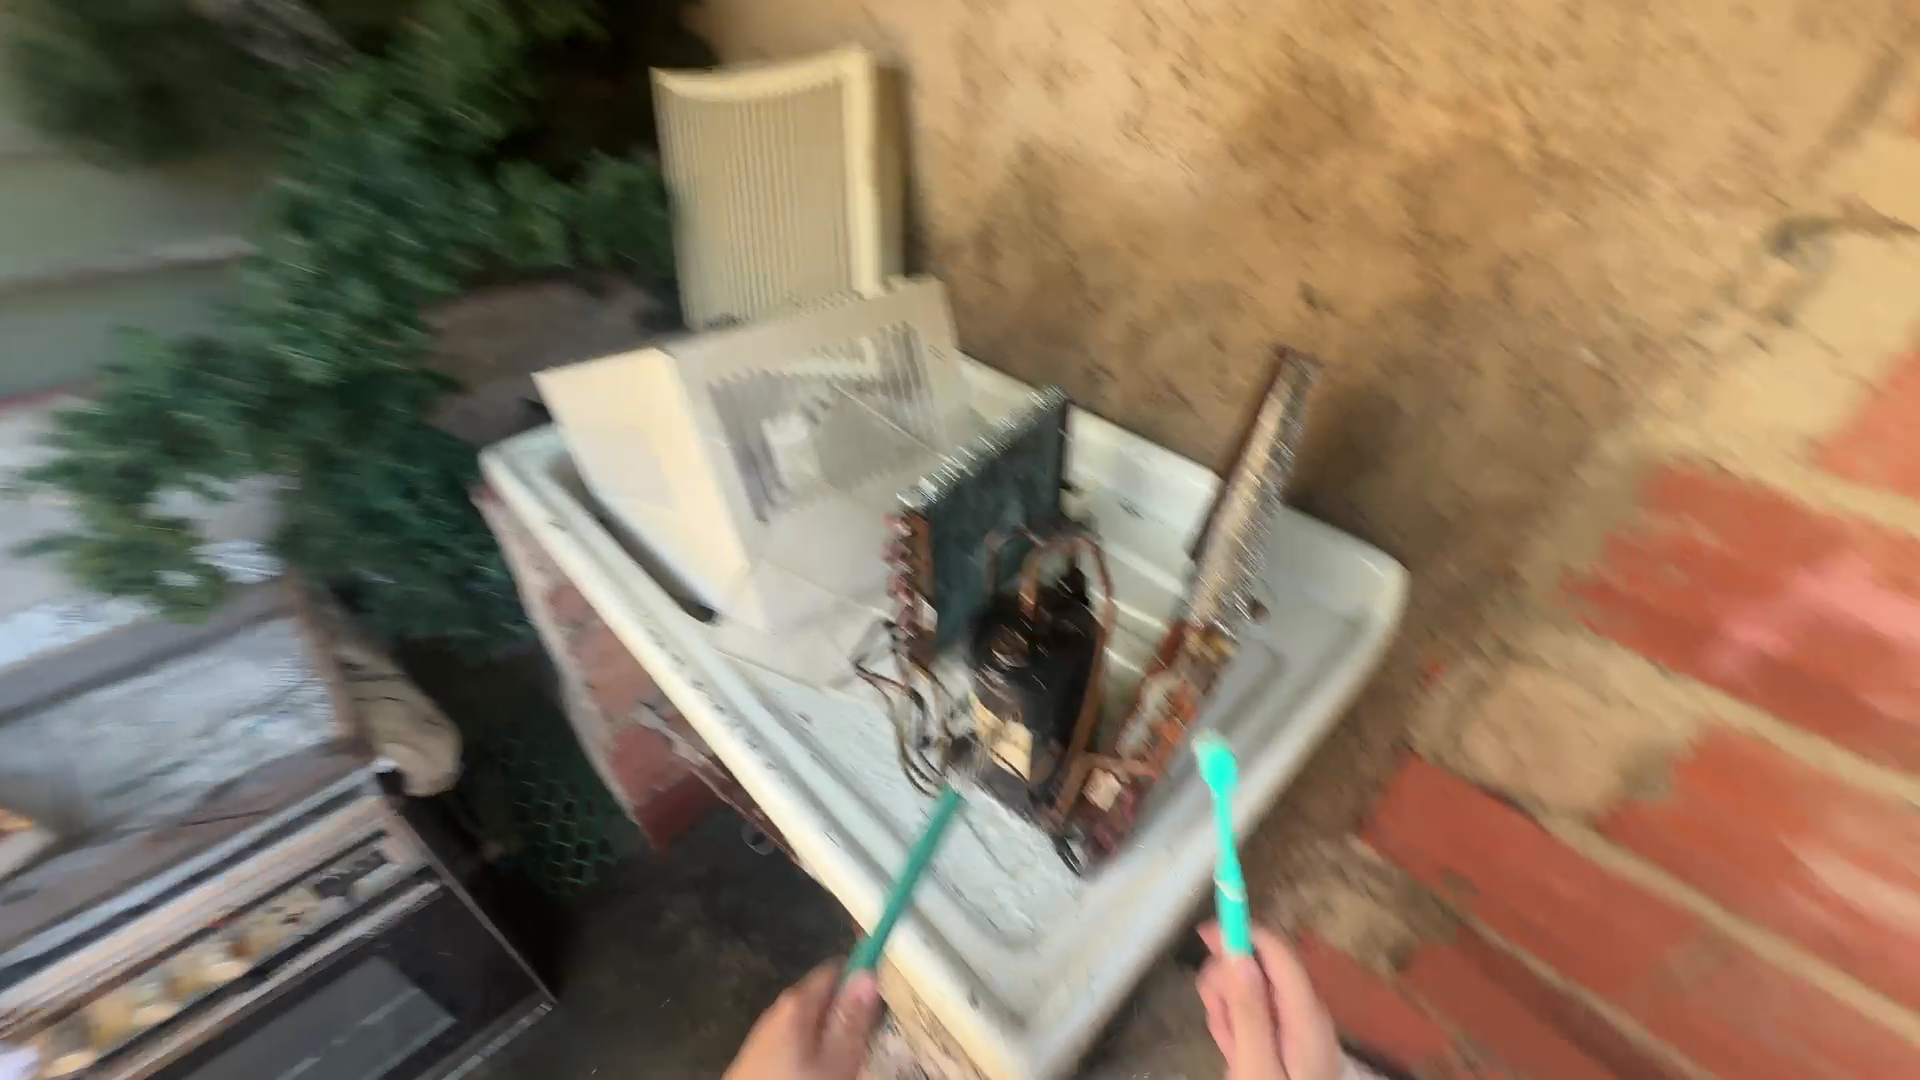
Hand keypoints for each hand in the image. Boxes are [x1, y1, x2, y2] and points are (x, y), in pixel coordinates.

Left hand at [724, 963, 882, 1079]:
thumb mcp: (835, 1060)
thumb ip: (852, 1017)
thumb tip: (868, 973)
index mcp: (796, 1000)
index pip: (836, 968)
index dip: (860, 981)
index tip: (878, 1004)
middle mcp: (777, 1008)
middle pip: (822, 998)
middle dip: (844, 1015)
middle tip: (863, 1044)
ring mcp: (764, 1034)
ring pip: (808, 1024)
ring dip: (827, 1038)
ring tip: (842, 1064)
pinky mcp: (756, 1058)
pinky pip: (793, 1044)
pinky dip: (808, 1054)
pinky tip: (815, 1074)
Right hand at [1195, 922, 1343, 1079]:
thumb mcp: (1256, 1068)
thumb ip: (1248, 1011)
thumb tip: (1237, 953)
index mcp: (1306, 1015)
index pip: (1276, 950)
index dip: (1240, 931)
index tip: (1203, 934)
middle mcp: (1306, 1012)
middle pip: (1259, 965)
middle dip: (1227, 980)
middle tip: (1213, 1011)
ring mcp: (1298, 1026)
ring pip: (1251, 988)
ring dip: (1229, 1006)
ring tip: (1227, 1044)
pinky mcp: (1288, 1038)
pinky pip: (1255, 1012)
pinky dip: (1237, 1023)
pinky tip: (1235, 1051)